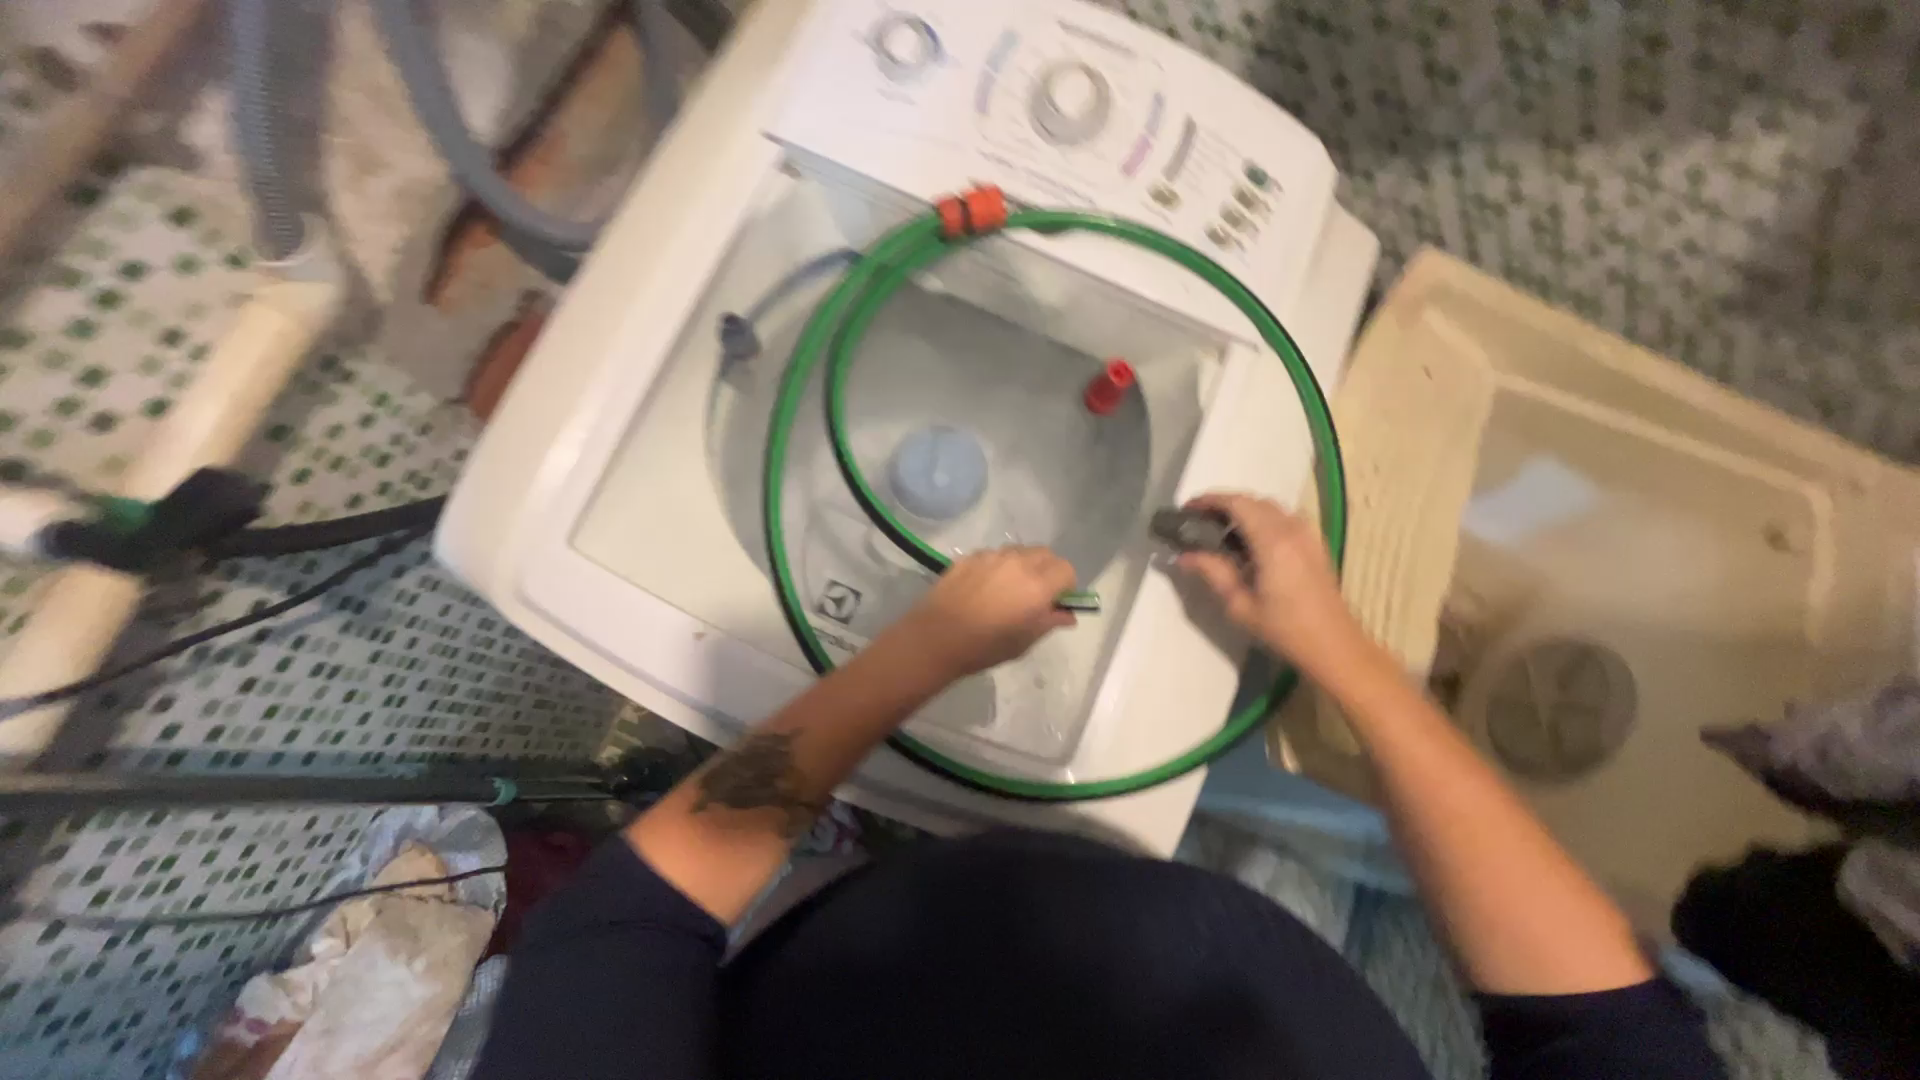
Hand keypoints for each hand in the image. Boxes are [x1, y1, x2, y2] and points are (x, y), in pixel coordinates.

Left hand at [887, 547, 1078, 678]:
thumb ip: (1050, 622)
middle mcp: (1018, 563)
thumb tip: (1067, 614)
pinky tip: (983, 588)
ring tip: (1008, 590)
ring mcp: (992, 556)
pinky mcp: (969, 556)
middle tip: (1037, 593)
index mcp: (1038, 585)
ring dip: (1023, 565)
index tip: (1056, 601)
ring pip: (1019, 551)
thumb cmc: (985, 647)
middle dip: (1048, 570)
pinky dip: (998, 566)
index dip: (1066, 585)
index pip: (1067, 570)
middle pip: (1046, 554)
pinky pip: (994, 555)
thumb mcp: (1024, 641)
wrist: (936, 638)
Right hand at [1175, 492, 1364, 676]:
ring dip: (1244, 511)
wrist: (1334, 645)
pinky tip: (1250, 542)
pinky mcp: (1315, 543)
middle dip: (1224, 504)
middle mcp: (1292, 529)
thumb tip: (1184, 555)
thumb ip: (1212, 572)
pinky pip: (1284, 518)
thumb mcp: (1240, 605)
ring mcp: (1308, 534)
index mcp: (1273, 542)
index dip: (1210, 500)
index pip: (1238, 504)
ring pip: (1270, 507)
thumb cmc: (1284, 629)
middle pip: (1254, 501)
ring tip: (1221, 531)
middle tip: (1198, 521)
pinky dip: (1262, 519)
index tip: (1187, 508)